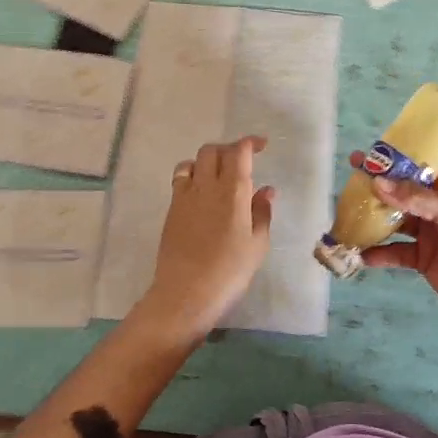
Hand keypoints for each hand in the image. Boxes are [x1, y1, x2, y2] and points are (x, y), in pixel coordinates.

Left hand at [140, 136, 274, 339]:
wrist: (185, 294)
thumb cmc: (229, 272)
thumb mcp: (257, 245)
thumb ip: (262, 213)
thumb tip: (266, 190)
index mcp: (233, 191)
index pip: (238, 152)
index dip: (250, 143)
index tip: (261, 145)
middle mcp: (207, 185)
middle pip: (213, 150)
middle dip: (229, 150)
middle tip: (242, 162)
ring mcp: (185, 196)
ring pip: (194, 160)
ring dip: (208, 160)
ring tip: (219, 174)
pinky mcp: (171, 209)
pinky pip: (180, 178)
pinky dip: (192, 174)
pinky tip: (201, 192)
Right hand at [350, 152, 437, 323]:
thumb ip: (417, 198)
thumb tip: (378, 183)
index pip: (416, 166)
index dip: (390, 161)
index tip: (363, 158)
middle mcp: (435, 206)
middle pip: (399, 192)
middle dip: (375, 189)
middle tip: (348, 184)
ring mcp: (427, 232)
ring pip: (393, 221)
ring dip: (373, 221)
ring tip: (347, 219)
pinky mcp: (421, 258)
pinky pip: (394, 251)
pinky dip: (378, 253)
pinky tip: (362, 256)